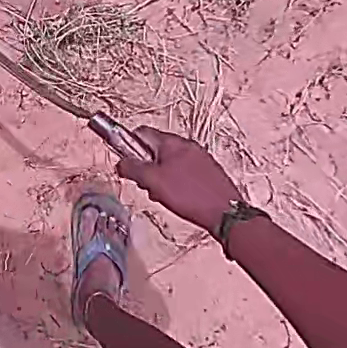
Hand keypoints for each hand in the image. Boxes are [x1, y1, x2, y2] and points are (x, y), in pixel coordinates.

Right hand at [115, 126, 240, 233]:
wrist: (226, 214)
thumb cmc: (192, 196)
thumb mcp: (152, 181)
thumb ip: (132, 169)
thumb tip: (120, 163)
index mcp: (173, 143)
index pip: (142, 133)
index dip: (128, 145)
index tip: (125, 159)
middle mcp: (188, 147)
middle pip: (155, 149)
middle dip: (145, 166)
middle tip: (146, 183)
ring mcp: (200, 159)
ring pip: (168, 162)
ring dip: (160, 176)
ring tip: (163, 194)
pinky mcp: (208, 173)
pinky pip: (183, 172)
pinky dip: (175, 183)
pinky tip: (177, 198)